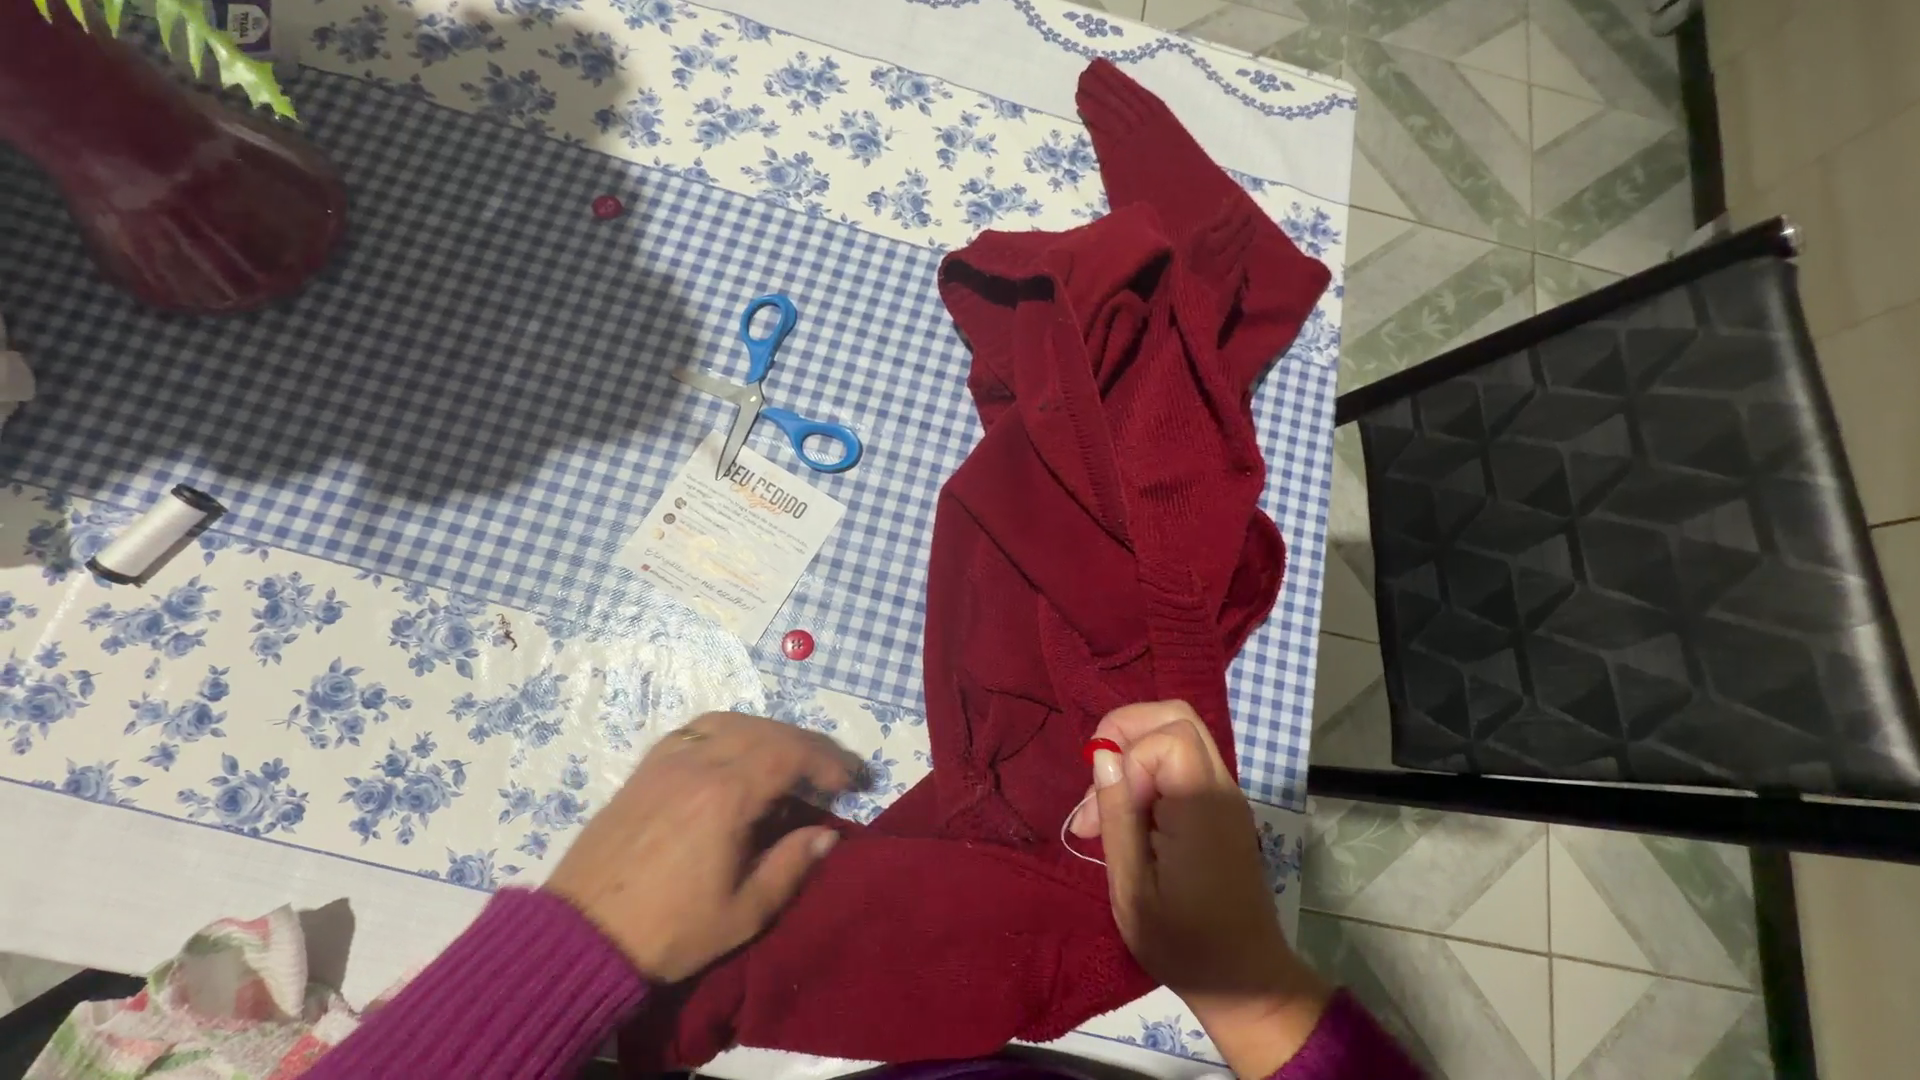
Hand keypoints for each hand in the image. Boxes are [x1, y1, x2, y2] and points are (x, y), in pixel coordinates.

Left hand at [544, 711, 859, 981]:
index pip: (791, 754)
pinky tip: (739, 752)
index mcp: (726, 795)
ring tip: (790, 758)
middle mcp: (698, 762)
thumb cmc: (669, 931)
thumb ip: (791, 866)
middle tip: (832, 771)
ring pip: (732, 722)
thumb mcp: (743, 913)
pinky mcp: (645, 767)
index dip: (828, 761)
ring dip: (770, 733)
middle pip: (767, 731)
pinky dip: (731, 730)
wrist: (580, 937)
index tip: (851, 782)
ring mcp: (667, 759)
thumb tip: (828, 832)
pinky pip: (697, 729)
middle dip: (808, 746)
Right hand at [1083, 701, 1330, 1077]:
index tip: (1103, 813)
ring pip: (1178, 735)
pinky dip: (1147, 773)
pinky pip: (1181, 764)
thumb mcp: (1133, 888)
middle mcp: (1221, 789)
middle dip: (1126, 733)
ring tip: (1105, 810)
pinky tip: (1127, 818)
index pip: (1167, 737)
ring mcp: (1225, 796)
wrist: (1246, 983)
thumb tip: (1102, 756)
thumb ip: (1118, 816)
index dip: (1127, 759)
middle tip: (1098, 780)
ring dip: (1133, 755)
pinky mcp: (1220, 808)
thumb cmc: (1184, 944)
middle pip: (1177, 717)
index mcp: (1203, 807)